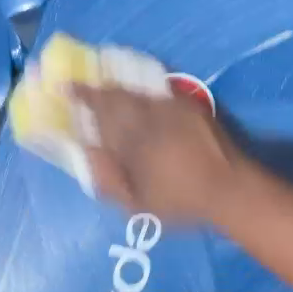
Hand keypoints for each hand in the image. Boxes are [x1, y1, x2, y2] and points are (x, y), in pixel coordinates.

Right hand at [77, 83, 254, 227]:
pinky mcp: (189, 104)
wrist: (229, 187)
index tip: (63, 88)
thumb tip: (88, 154)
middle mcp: (150, 116)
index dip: (80, 97)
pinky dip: (143, 91)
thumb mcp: (137, 204)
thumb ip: (109, 179)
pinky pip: (158, 91)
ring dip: (118, 88)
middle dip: (96, 89)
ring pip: (136, 90)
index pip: (98, 111)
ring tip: (106, 90)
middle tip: (82, 87)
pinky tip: (139, 97)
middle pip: (116, 95)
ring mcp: (171, 107)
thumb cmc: (181, 201)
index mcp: (133, 139)